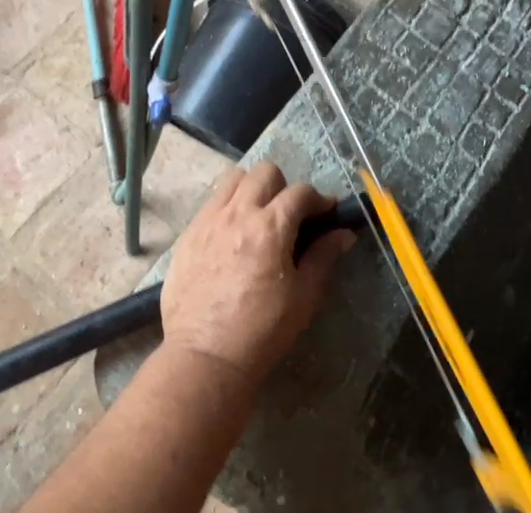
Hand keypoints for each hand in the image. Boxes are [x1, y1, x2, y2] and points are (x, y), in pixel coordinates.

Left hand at [160, 162, 355, 384]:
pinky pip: (210, 204)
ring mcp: (207, 222)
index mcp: (270, 227)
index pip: (300, 192)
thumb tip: (344, 233)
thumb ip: (324, 257)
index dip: (318, 199)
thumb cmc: (262, 330)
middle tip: (288, 215)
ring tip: (257, 217)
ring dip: (251, 189)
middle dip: (283, 186)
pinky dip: (226, 208)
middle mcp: (237, 214)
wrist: (206, 357)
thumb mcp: (303, 296)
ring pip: (232, 179)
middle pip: (264, 172)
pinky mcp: (187, 236)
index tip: (325, 213)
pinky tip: (231, 237)